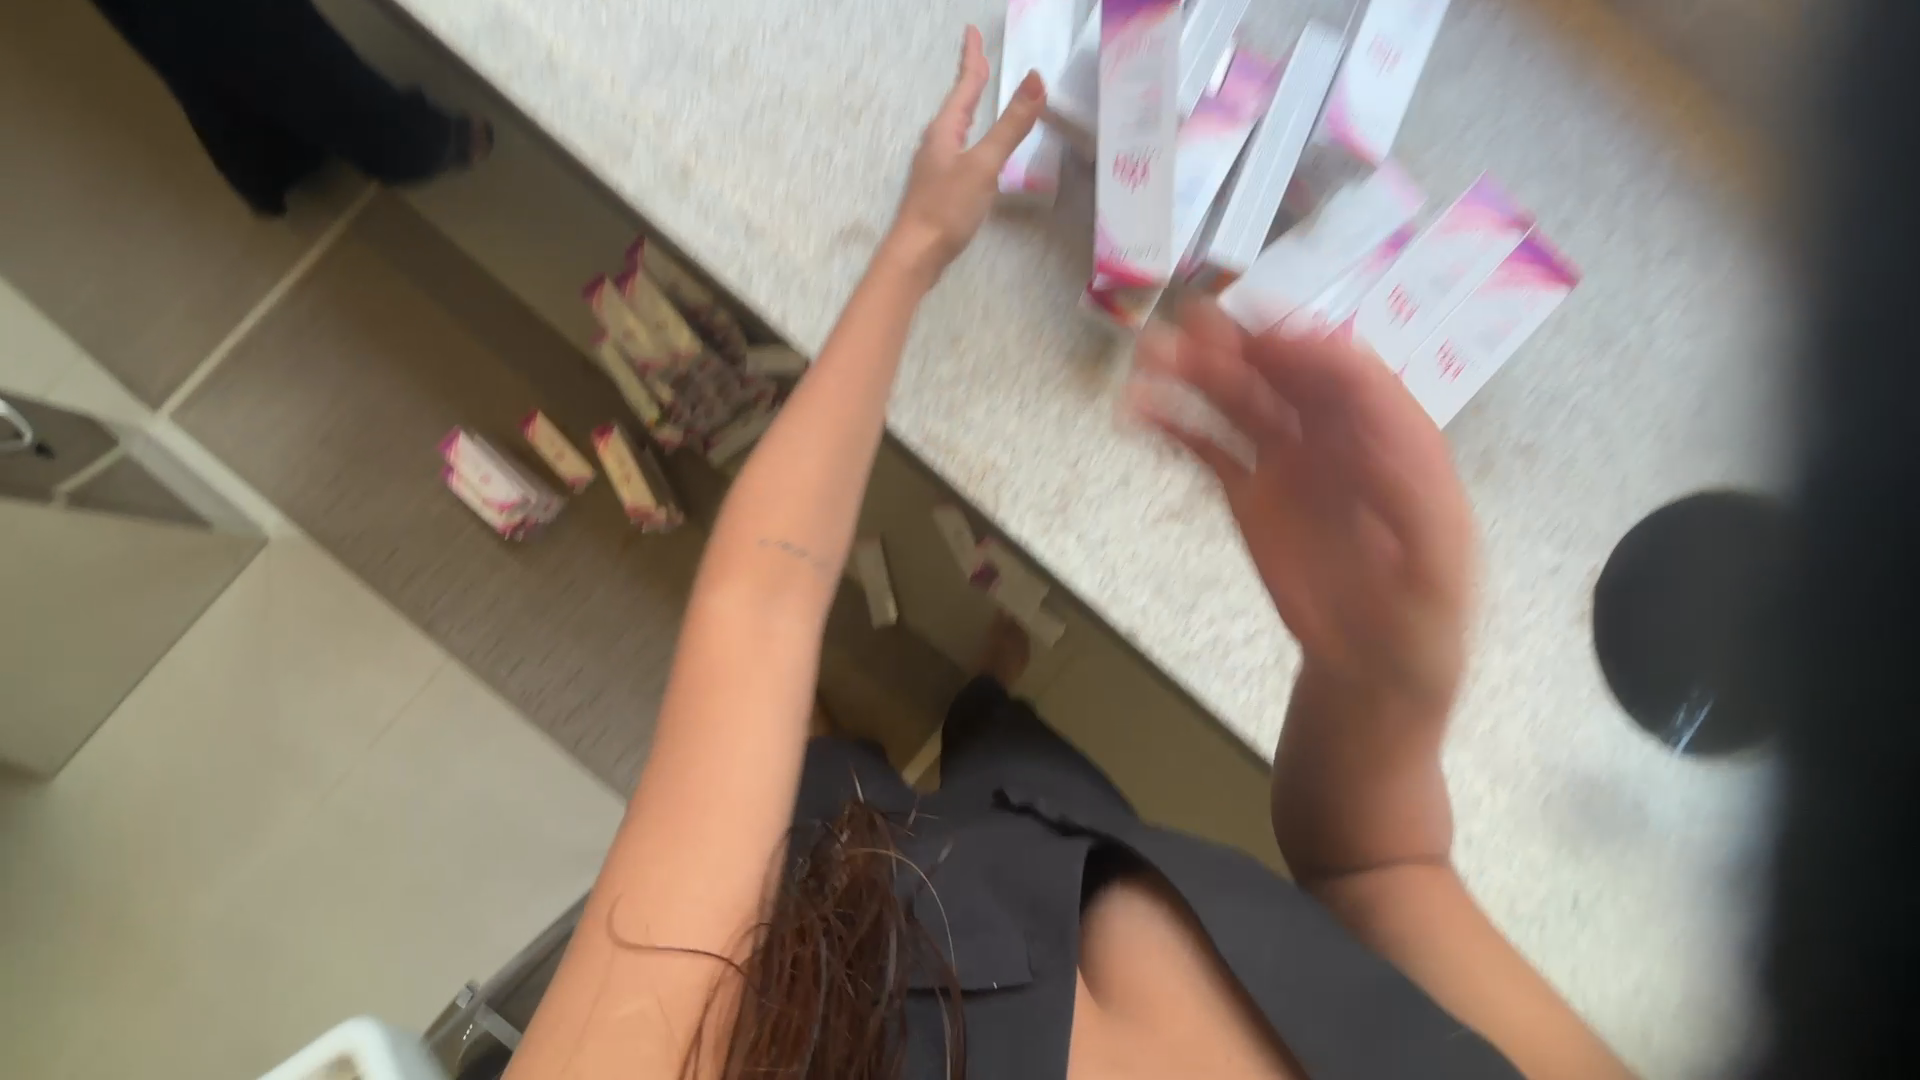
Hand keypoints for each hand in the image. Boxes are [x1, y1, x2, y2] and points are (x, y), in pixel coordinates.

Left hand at [885, 26, 1046, 277]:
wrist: (916, 255)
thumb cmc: (946, 209)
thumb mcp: (984, 165)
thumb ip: (1010, 126)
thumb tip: (1035, 79)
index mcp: (945, 131)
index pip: (964, 86)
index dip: (972, 59)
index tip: (973, 33)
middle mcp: (936, 144)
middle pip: (957, 105)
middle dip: (970, 82)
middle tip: (979, 61)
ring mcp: (935, 169)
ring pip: (955, 130)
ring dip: (967, 111)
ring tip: (976, 102)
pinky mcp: (938, 191)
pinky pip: (957, 154)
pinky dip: (968, 141)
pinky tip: (972, 155)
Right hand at [1128, 300, 1475, 710]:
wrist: (1373, 658)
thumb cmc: (1420, 607)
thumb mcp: (1436, 550)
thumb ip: (1410, 489)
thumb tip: (1370, 431)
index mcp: (1386, 433)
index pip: (1345, 374)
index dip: (1301, 351)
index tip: (1254, 342)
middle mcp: (1331, 435)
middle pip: (1280, 378)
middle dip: (1234, 349)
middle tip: (1184, 328)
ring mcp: (1284, 463)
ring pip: (1235, 406)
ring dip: (1192, 379)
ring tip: (1147, 360)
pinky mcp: (1247, 494)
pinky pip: (1207, 451)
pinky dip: (1174, 429)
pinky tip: (1142, 413)